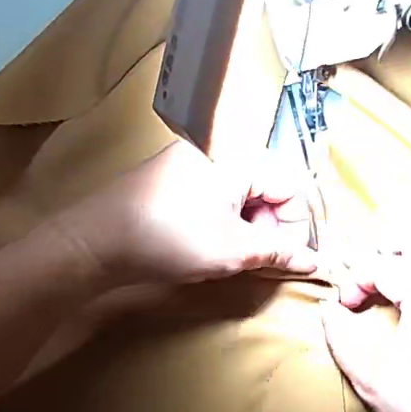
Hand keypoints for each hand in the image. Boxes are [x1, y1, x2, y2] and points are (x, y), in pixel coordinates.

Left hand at [51, 141, 319, 286]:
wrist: (96, 240)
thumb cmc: (171, 240)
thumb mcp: (234, 251)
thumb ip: (278, 252)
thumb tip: (314, 261)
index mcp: (237, 158)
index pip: (289, 186)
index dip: (293, 225)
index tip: (283, 256)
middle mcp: (214, 150)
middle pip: (263, 186)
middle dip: (266, 226)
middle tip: (252, 258)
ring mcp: (186, 161)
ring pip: (236, 193)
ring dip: (242, 226)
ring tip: (225, 255)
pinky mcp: (166, 177)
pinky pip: (209, 194)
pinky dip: (217, 219)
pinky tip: (201, 244)